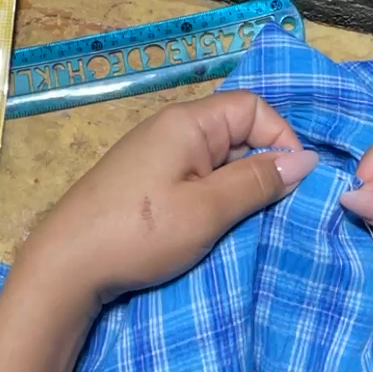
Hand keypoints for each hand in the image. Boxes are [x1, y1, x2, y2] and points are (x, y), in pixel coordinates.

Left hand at [15, 92, 318, 309]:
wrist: (66, 265)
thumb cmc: (139, 232)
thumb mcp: (207, 209)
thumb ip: (257, 181)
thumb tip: (306, 159)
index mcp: (187, 122)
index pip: (253, 107)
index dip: (281, 138)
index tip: (292, 184)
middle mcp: (172, 128)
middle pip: (236, 131)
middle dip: (262, 167)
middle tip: (272, 212)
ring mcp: (156, 155)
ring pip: (218, 159)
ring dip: (238, 188)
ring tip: (245, 225)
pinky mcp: (146, 181)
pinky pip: (195, 177)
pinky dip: (213, 198)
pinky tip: (214, 228)